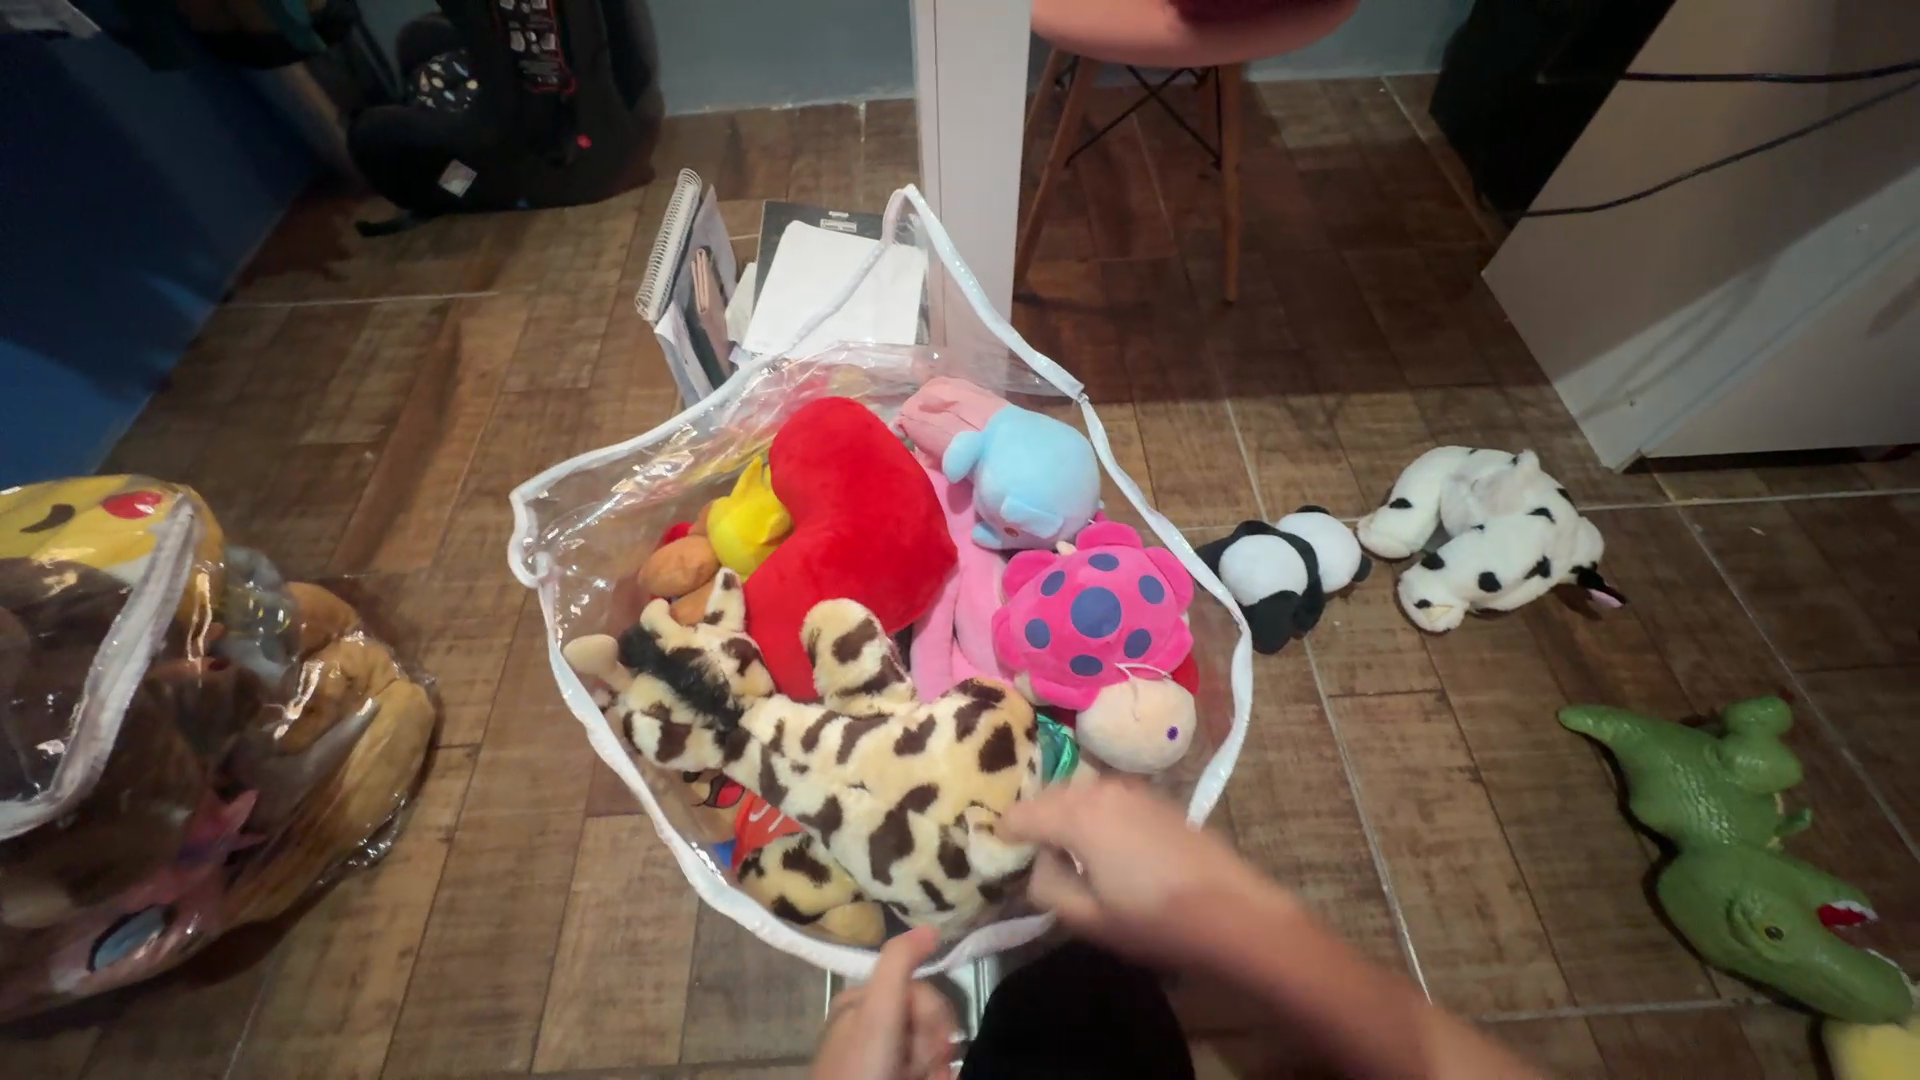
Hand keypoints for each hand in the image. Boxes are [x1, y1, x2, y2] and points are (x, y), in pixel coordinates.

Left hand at [810, 926, 957, 1079]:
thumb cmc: (862, 1072)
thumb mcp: (877, 1011)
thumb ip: (899, 962)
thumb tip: (931, 926)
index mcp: (861, 1003)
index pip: (919, 990)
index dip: (931, 1015)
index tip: (927, 1040)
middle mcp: (870, 1029)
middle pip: (926, 1022)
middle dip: (934, 1046)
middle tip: (923, 1070)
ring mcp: (880, 1063)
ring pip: (931, 1053)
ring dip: (938, 1069)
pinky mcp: (892, 1079)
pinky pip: (928, 1073)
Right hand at [998, 777, 1294, 966]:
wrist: (1234, 910)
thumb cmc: (1155, 919)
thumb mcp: (1088, 917)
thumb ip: (1045, 884)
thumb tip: (1036, 863)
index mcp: (1076, 814)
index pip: (1018, 814)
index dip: (1004, 836)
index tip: (1002, 859)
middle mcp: (1098, 787)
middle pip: (1047, 797)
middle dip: (1036, 824)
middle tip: (1035, 860)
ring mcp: (1128, 787)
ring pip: (1076, 794)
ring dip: (1065, 817)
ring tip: (1071, 855)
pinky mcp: (1151, 795)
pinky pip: (1104, 797)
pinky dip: (1093, 814)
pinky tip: (1107, 847)